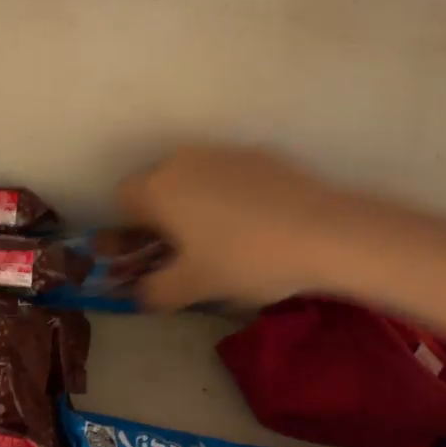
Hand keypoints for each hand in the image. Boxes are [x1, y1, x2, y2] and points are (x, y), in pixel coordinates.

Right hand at [119, 145, 348, 310]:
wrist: (322, 231)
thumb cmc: (245, 258)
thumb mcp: (196, 286)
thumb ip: (156, 291)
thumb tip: (139, 294)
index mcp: (157, 188)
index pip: (122, 198)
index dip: (131, 228)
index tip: (153, 254)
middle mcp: (181, 161)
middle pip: (158, 185)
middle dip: (164, 216)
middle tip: (188, 252)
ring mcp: (220, 152)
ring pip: (194, 178)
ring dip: (197, 204)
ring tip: (227, 240)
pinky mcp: (255, 154)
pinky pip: (227, 174)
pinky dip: (231, 195)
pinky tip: (258, 224)